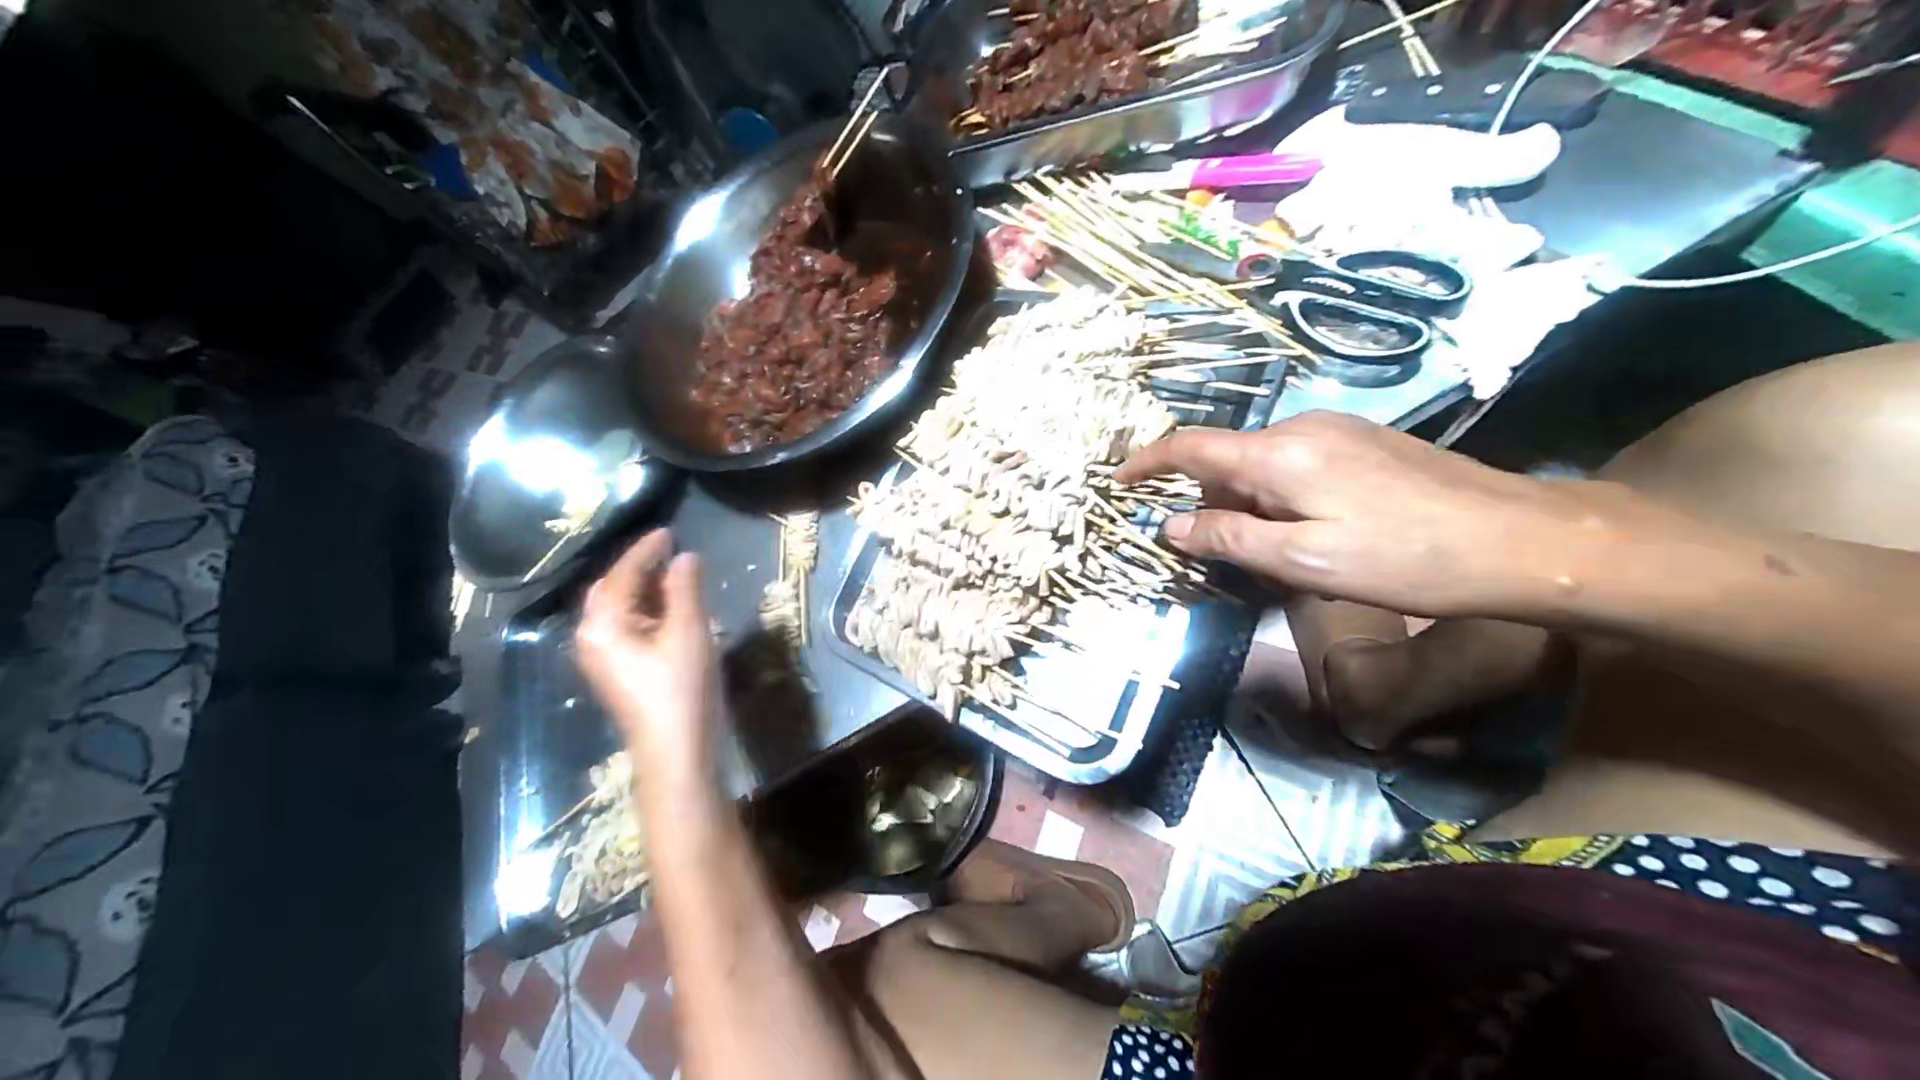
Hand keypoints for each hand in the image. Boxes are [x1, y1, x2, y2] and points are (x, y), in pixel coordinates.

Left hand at [576, 529, 716, 768]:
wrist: (677, 753)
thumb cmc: (681, 690)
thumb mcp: (688, 632)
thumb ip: (685, 589)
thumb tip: (685, 557)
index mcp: (602, 626)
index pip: (621, 575)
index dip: (646, 551)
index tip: (669, 532)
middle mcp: (593, 639)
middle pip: (612, 591)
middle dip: (640, 569)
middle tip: (671, 551)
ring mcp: (604, 659)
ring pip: (621, 611)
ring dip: (646, 590)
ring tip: (677, 574)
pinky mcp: (620, 673)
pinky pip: (629, 628)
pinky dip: (649, 611)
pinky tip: (673, 609)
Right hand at [1116, 411, 1713, 619]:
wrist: (1521, 541)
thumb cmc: (1405, 558)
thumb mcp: (1304, 560)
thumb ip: (1230, 538)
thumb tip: (1172, 525)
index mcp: (1281, 454)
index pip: (1191, 446)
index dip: (1148, 461)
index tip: (1119, 481)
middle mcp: (1302, 427)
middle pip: (1228, 458)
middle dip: (1211, 501)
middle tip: (1226, 555)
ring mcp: (1338, 429)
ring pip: (1262, 463)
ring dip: (1249, 502)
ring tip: (1279, 551)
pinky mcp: (1365, 441)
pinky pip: (1295, 463)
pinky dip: (1280, 494)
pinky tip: (1313, 530)